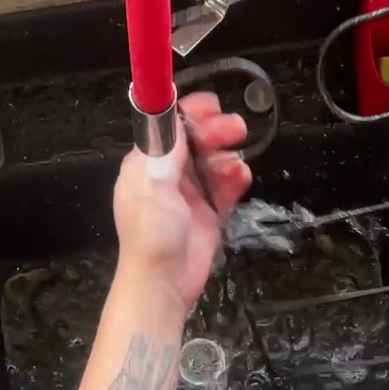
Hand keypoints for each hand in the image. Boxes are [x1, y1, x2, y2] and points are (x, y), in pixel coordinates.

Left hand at [112, 92, 252, 309]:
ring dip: (227, 155)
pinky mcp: (208, 215)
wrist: (163, 285)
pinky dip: (235, 179)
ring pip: (212, 163)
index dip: (188, 113)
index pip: (167, 128)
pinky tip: (242, 177)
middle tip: (236, 128)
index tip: (211, 104)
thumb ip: (165, 151)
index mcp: (146, 166)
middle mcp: (167, 177)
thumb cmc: (152, 236)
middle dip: (214, 131)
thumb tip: (173, 117)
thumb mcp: (153, 187)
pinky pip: (224, 189)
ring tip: (239, 156)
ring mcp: (189, 196)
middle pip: (194, 142)